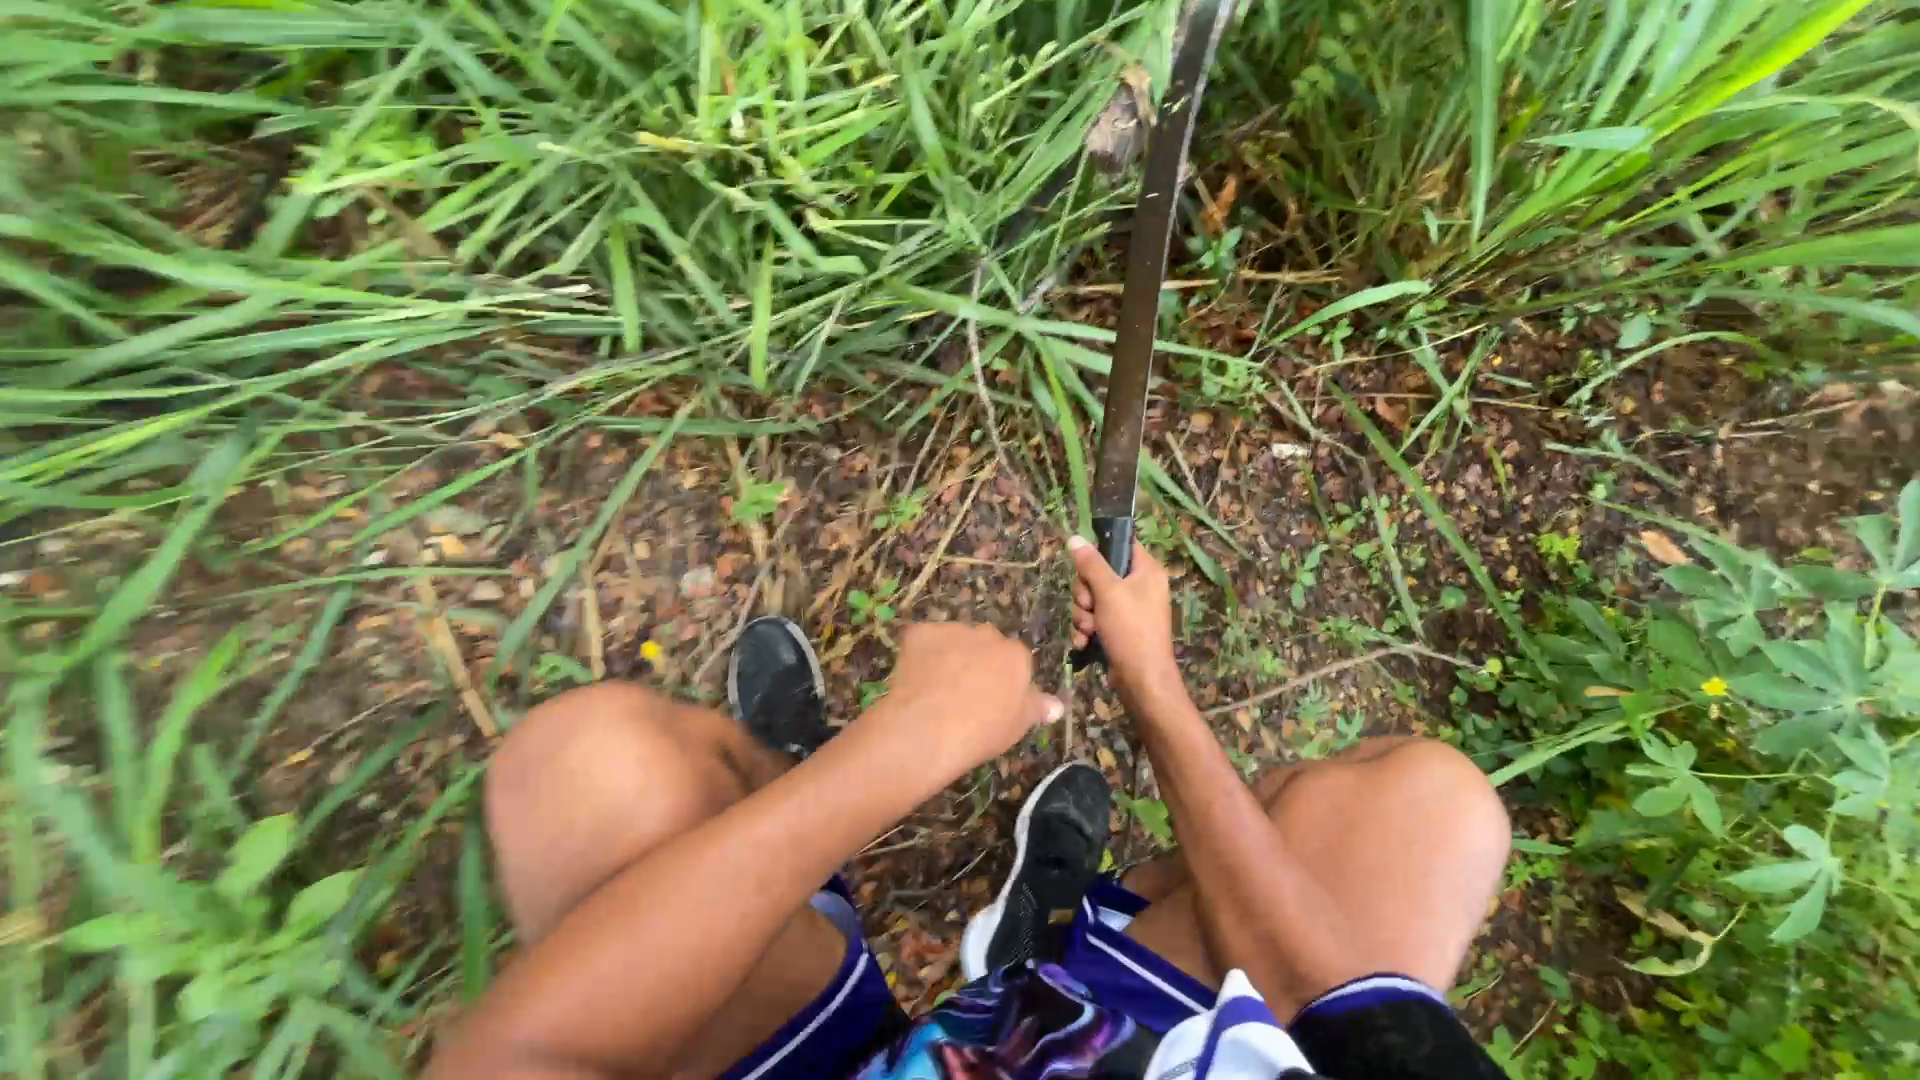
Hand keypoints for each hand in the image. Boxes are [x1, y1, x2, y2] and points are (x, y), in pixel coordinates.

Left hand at [864, 622, 1061, 773]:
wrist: (927, 729)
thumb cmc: (981, 732)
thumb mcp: (1018, 726)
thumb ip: (1037, 708)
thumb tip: (1057, 705)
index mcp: (1015, 655)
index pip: (1015, 659)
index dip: (1003, 680)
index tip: (992, 699)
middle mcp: (987, 635)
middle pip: (985, 644)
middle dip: (977, 662)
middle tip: (964, 693)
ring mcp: (952, 631)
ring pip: (954, 639)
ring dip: (949, 655)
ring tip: (936, 688)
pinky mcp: (919, 633)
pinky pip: (923, 639)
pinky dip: (920, 654)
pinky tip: (915, 679)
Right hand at [1069, 536, 1187, 715]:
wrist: (1141, 680)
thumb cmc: (1131, 630)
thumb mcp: (1108, 592)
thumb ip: (1091, 564)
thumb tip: (1075, 538)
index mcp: (1147, 571)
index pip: (1122, 543)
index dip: (1100, 550)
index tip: (1086, 565)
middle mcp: (1140, 586)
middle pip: (1099, 573)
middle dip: (1085, 593)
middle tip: (1089, 605)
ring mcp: (1129, 609)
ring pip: (1092, 598)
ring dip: (1083, 614)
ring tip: (1088, 629)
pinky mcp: (1118, 628)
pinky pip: (1094, 618)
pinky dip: (1087, 629)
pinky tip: (1085, 641)